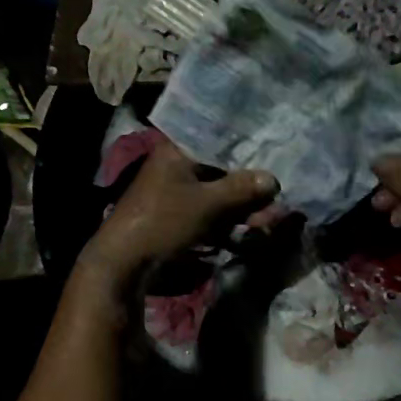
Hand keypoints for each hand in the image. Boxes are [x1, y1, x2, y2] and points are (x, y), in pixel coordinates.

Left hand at [81, 136, 278, 286]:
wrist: (124, 261)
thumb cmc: (164, 221)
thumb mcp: (208, 203)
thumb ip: (242, 189)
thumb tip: (274, 179)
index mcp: (178, 150)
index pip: (220, 139)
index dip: (249, 149)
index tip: (274, 158)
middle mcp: (177, 165)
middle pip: (223, 169)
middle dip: (250, 187)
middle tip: (276, 200)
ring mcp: (176, 190)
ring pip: (219, 193)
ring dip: (242, 207)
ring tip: (269, 219)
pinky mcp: (176, 214)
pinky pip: (210, 211)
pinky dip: (228, 219)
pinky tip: (249, 230)